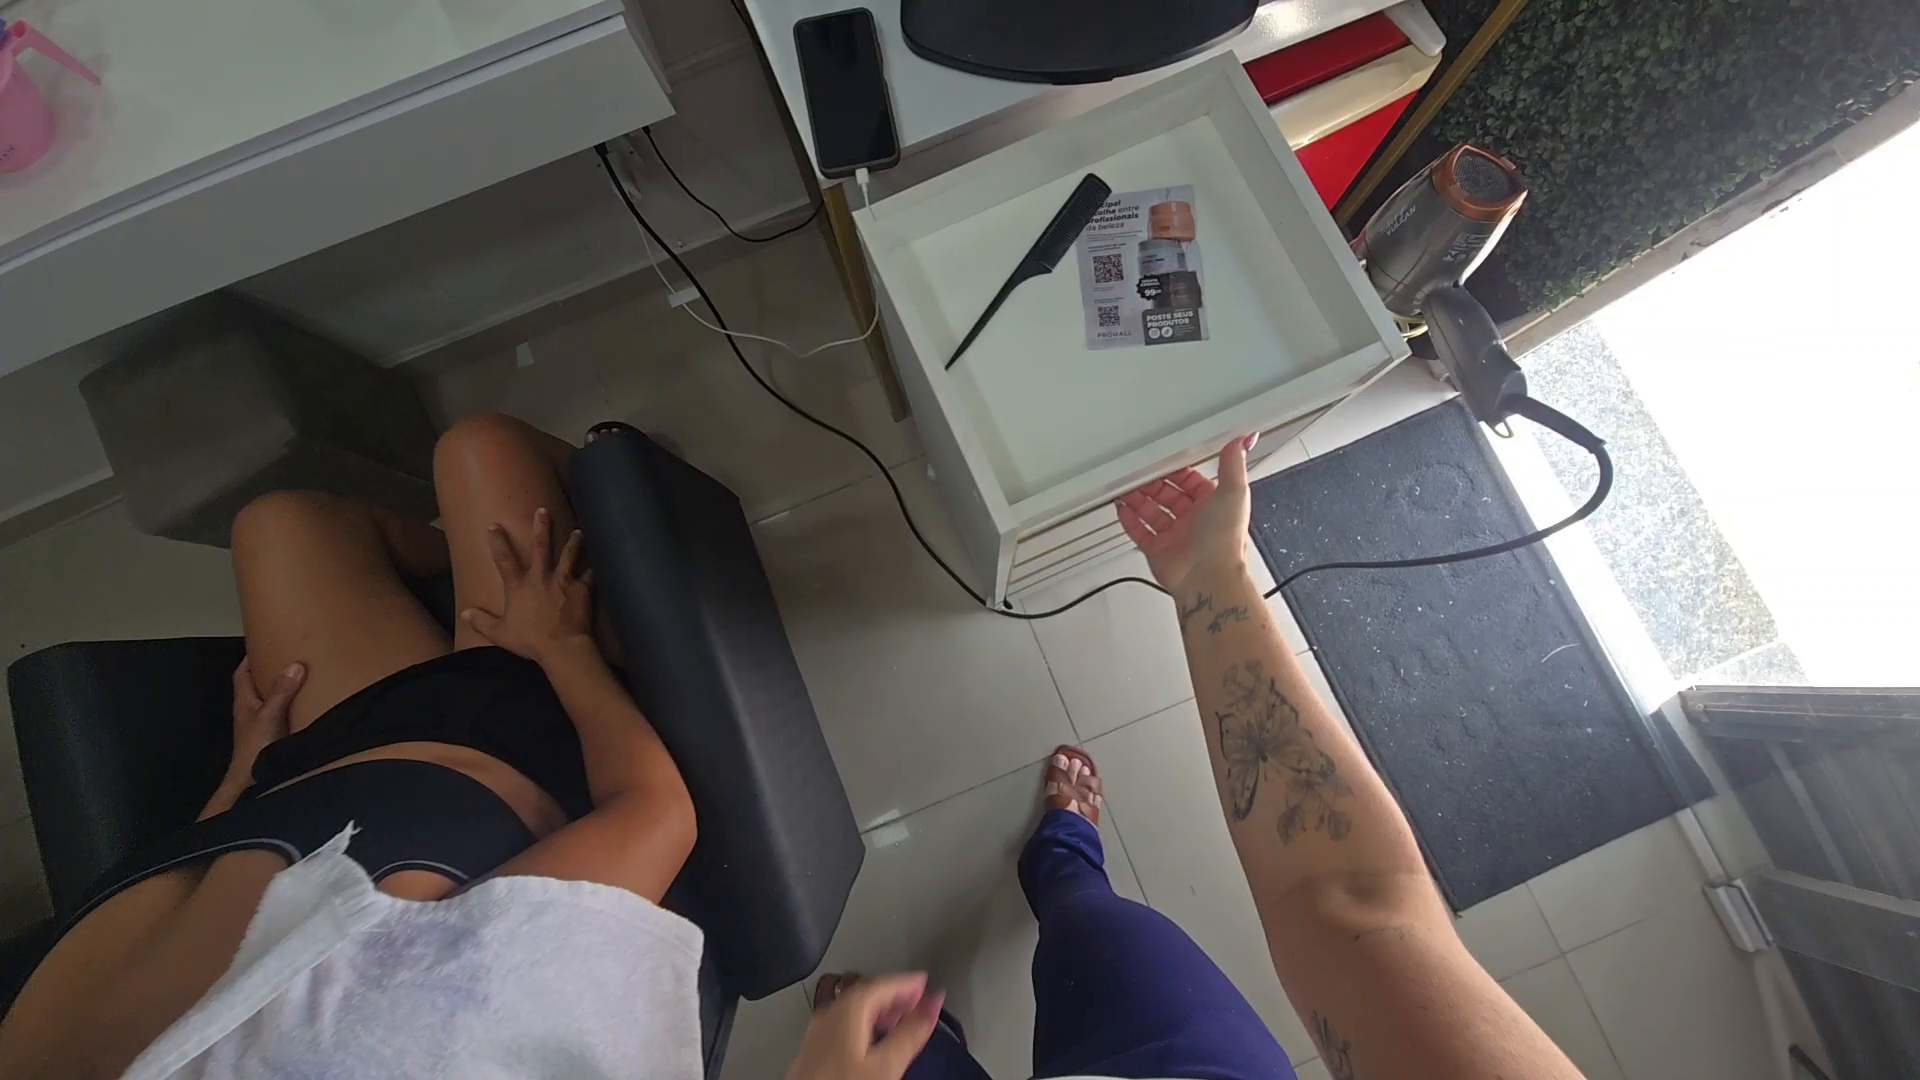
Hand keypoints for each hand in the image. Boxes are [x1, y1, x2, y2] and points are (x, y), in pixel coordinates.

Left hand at [227, 657, 303, 786]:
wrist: (252, 778)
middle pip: (259, 682)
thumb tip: (294, 665)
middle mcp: (253, 708)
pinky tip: (310, 698)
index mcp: (245, 701)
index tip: (263, 641)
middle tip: (290, 653)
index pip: (243, 673)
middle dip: (271, 667)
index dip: (250, 657)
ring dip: (284, 684)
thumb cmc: (256, 746)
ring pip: (273, 695)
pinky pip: (286, 707)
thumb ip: (282, 691)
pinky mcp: (276, 729)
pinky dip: (295, 699)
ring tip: (304, 672)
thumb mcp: (270, 715)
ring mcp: (263, 720)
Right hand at [461, 507, 593, 663]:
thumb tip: (464, 613)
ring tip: (579, 531)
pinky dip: (594, 569)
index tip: (494, 525)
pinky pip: (590, 574)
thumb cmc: (530, 640)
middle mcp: (541, 578)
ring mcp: (564, 581)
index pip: (504, 559)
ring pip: (569, 555)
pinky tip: (599, 563)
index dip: (498, 541)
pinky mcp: (583, 588)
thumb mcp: (499, 633)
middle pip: (541, 547)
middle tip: (543, 510)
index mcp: (519, 586)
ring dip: (574, 542)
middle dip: (541, 527)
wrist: (562, 646)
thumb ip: (481, 621)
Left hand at [785, 973, 943, 1079]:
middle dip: (895, 994)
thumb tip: (934, 1002)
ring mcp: (819, 1030)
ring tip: (899, 1019)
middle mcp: (830, 1012)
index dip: (909, 982)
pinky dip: (864, 1022)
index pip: (885, 982)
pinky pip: (844, 1023)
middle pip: (868, 991)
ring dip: (880, 1009)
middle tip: (917, 999)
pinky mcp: (813, 1049)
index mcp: (848, 1006)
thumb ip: (912, 1031)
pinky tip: (872, 1039)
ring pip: (855, 1007)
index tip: (926, 982)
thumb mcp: (886, 1063)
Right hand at [1116, 433, 1257, 591]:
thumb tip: (1243, 440)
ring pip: (1151, 511)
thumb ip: (1233, 464)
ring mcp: (1174, 535)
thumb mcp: (1233, 492)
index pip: (1188, 480)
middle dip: (1150, 484)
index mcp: (1211, 504)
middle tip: (1137, 473)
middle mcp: (1193, 520)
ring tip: (1124, 487)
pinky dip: (1128, 520)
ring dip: (1137, 499)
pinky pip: (1139, 532)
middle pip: (1166, 495)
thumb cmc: (1224, 541)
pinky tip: (1121, 508)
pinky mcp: (1158, 550)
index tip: (1160, 460)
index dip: (1173, 470)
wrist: (1207, 577)